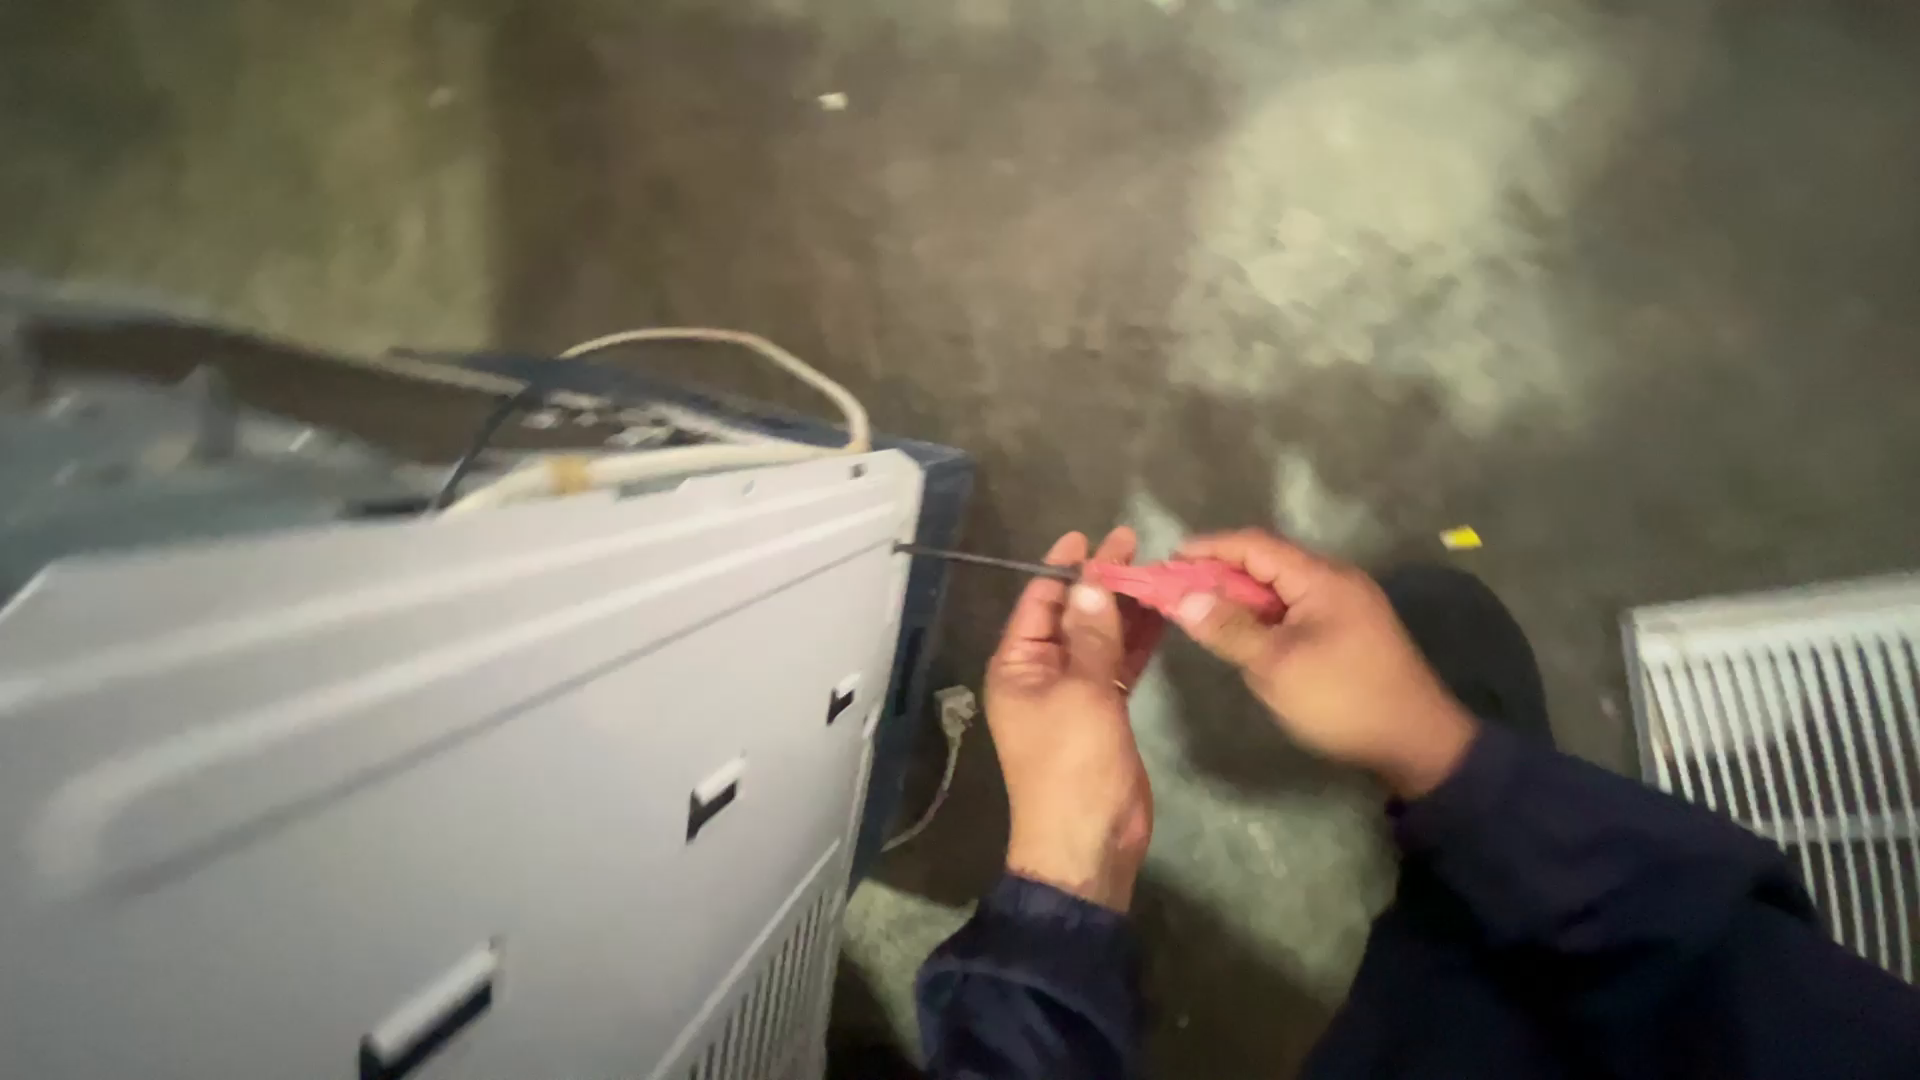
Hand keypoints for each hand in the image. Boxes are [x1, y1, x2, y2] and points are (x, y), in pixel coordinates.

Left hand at [984, 527, 1164, 910]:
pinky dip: (1135, 641)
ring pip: (1098, 636)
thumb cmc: (1073, 765)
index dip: (1062, 567)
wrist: (1089, 841)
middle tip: (1134, 544)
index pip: (1039, 602)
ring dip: (1122, 608)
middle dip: (1099, 582)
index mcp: (1017, 665)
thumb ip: (1092, 635)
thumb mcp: (1083, 693)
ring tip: (1154, 571)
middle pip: (1071, 614)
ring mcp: (1073, 690)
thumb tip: (1093, 580)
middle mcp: (1040, 671)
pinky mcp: (1102, 709)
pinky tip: (1160, 615)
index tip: (1090, 536)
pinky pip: (1117, 663)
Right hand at [1169, 529, 1477, 798]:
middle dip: (1218, 570)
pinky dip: (1260, 611)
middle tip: (1177, 587)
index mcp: (1321, 579)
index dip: (1209, 548)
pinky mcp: (1347, 628)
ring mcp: (1345, 604)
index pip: (1254, 545)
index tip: (1170, 559)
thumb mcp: (1276, 666)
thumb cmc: (1342, 699)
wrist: (1418, 745)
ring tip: (1200, 607)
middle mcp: (1335, 580)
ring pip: (1279, 585)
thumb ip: (1228, 628)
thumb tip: (1183, 598)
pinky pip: (1293, 606)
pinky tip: (1241, 629)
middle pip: (1266, 561)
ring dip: (1238, 593)